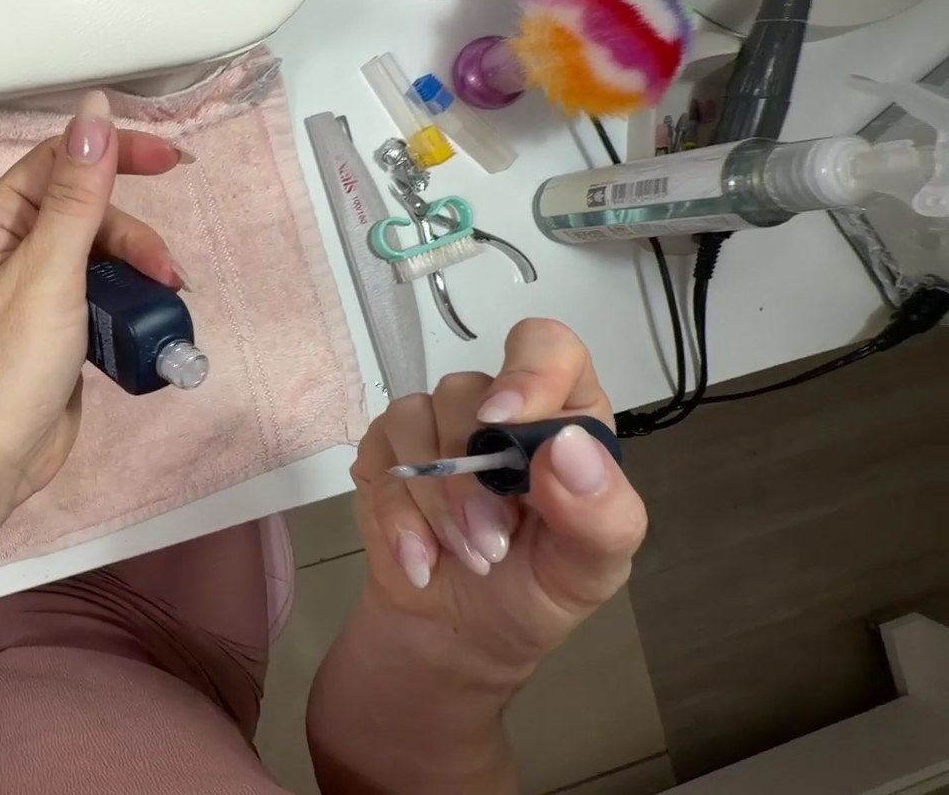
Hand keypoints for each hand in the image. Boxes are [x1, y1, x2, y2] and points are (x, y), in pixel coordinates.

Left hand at [0, 90, 184, 565]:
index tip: (170, 160)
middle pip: (85, 210)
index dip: (113, 153)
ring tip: (163, 298)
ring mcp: (32, 288)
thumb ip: (75, 194)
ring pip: (98, 252)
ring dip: (135, 268)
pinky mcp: (54, 324)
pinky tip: (146, 318)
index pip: (57, 162)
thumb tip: (94, 114)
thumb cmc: (8, 368)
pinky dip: (125, 298)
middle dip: (130, 233)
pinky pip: (98, 291)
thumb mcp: (48, 273)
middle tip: (163, 269)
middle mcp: (8, 248)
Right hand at [350, 319, 647, 681]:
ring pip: (410, 421)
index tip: (503, 421)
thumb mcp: (590, 570)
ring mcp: (428, 426)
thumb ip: (599, 513)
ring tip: (461, 555)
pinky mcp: (380, 451)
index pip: (545, 348)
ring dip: (434, 501)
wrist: (457, 626)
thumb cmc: (534, 590)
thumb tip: (568, 449)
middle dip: (470, 477)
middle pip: (462, 390)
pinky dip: (397, 516)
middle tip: (489, 543)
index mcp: (557, 417)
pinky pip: (376, 459)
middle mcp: (489, 410)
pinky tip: (419, 555)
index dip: (525, 371)